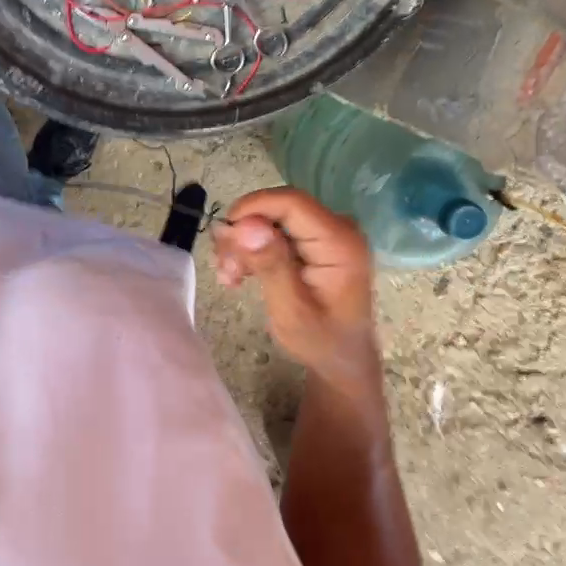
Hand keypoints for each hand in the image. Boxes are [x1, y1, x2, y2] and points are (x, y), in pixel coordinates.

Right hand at [214, 187, 380, 390]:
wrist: (342, 363)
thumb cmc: (320, 342)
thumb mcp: (290, 311)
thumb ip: (270, 265)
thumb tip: (244, 226)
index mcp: (340, 243)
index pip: (291, 202)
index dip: (252, 208)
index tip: (224, 235)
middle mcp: (338, 228)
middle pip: (277, 208)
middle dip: (244, 232)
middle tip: (223, 267)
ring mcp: (327, 233)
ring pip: (271, 218)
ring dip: (244, 243)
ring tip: (230, 276)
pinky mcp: (315, 241)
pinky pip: (275, 230)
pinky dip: (253, 247)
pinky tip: (241, 273)